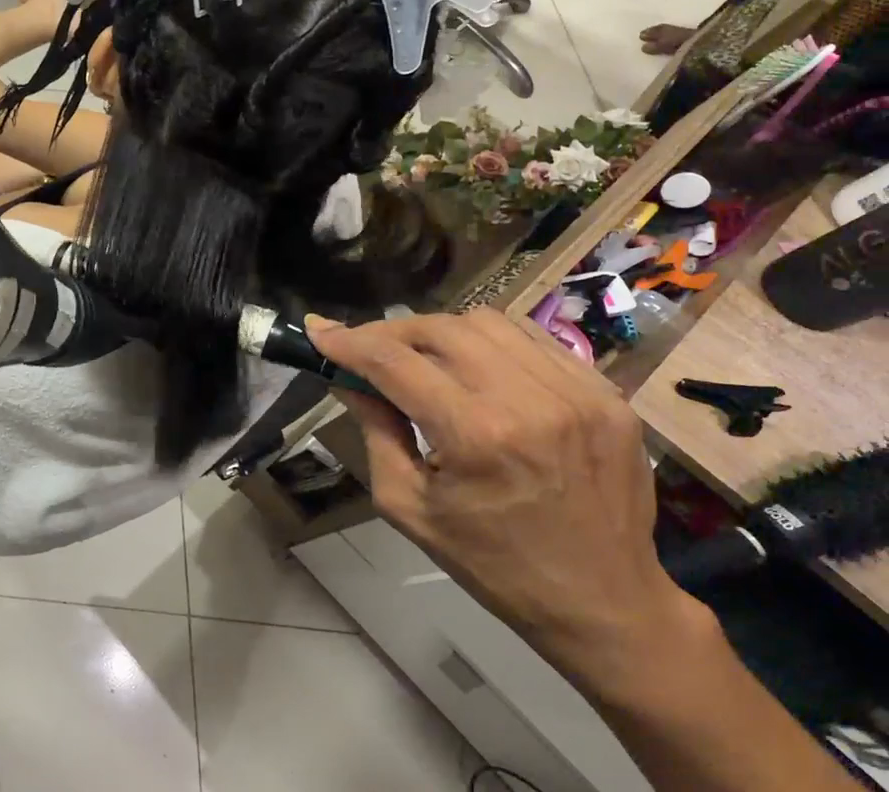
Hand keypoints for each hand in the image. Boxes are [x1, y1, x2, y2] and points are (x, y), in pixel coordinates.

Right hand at [307, 309, 706, 684]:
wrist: (603, 600)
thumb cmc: (491, 563)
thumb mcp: (407, 505)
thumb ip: (376, 431)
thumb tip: (348, 379)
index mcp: (477, 436)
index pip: (396, 362)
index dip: (349, 341)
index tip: (317, 331)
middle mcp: (530, 401)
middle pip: (441, 329)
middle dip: (390, 331)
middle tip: (365, 350)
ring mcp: (578, 394)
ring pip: (488, 323)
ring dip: (439, 332)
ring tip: (418, 356)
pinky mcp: (608, 396)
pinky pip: (534, 340)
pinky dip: (490, 342)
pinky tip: (473, 367)